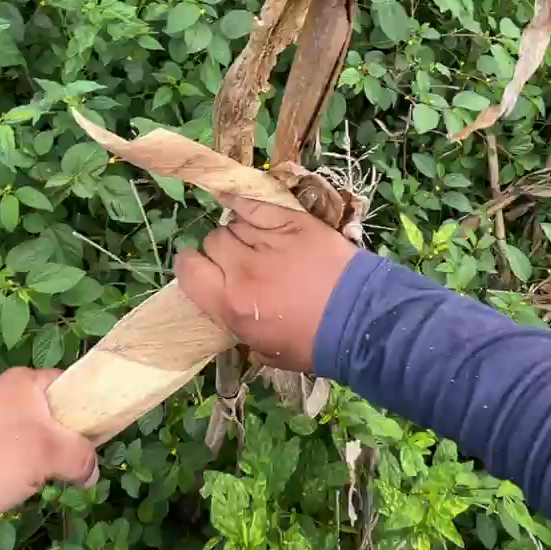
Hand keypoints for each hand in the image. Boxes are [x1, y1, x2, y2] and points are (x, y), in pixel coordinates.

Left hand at [0, 368, 96, 516]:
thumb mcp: (50, 454)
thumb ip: (81, 456)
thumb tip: (92, 472)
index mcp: (25, 380)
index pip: (69, 385)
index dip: (86, 409)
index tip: (94, 437)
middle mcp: (7, 390)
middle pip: (53, 410)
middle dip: (65, 437)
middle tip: (70, 461)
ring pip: (34, 431)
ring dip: (44, 454)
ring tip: (44, 475)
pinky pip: (14, 445)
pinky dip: (22, 461)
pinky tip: (20, 481)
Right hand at [174, 197, 357, 371]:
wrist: (362, 320)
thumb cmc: (313, 343)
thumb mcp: (262, 348)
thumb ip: (232, 320)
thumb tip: (219, 298)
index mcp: (232, 305)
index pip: (188, 270)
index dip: (191, 267)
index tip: (203, 269)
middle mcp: (244, 270)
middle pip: (213, 242)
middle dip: (223, 251)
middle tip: (243, 262)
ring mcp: (270, 241)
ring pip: (234, 223)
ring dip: (242, 231)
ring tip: (260, 243)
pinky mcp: (292, 221)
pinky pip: (254, 202)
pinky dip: (244, 201)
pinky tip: (239, 202)